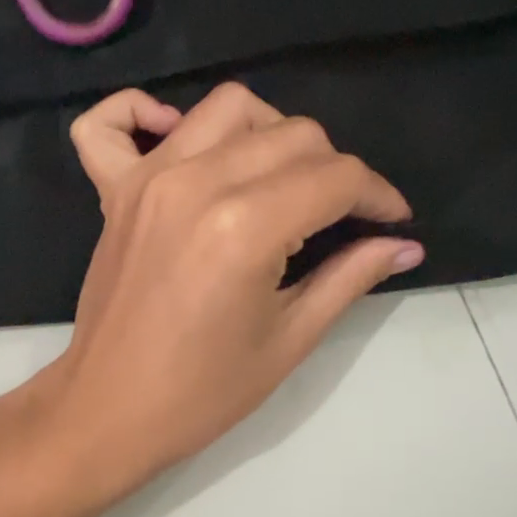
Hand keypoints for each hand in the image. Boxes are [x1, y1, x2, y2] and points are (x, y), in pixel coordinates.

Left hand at [45, 83, 423, 484]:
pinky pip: (110, 123)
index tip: (391, 220)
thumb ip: (351, 276)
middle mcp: (196, 182)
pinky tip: (175, 135)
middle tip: (340, 215)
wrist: (110, 408)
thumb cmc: (204, 390)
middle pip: (292, 135)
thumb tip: (406, 245)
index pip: (335, 176)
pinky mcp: (114, 187)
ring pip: (228, 108)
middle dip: (334, 168)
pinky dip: (141, 113)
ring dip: (270, 131)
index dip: (377, 195)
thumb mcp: (291, 338)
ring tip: (279, 180)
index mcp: (245, 226)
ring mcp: (149, 177)